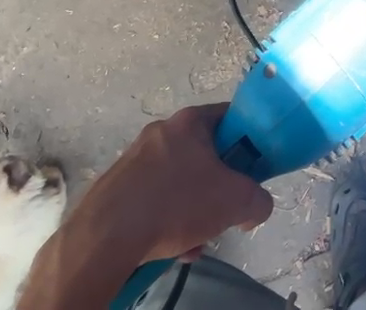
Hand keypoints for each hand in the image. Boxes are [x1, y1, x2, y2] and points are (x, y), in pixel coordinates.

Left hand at [78, 104, 274, 263]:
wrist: (105, 237)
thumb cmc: (177, 203)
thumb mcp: (237, 202)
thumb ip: (259, 200)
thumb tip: (255, 208)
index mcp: (190, 121)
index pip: (231, 117)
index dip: (249, 140)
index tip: (254, 167)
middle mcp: (160, 131)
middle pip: (204, 153)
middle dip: (218, 184)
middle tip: (225, 208)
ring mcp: (134, 158)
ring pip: (178, 180)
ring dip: (192, 207)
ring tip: (196, 239)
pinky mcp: (115, 187)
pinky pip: (154, 198)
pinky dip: (166, 219)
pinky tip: (171, 248)